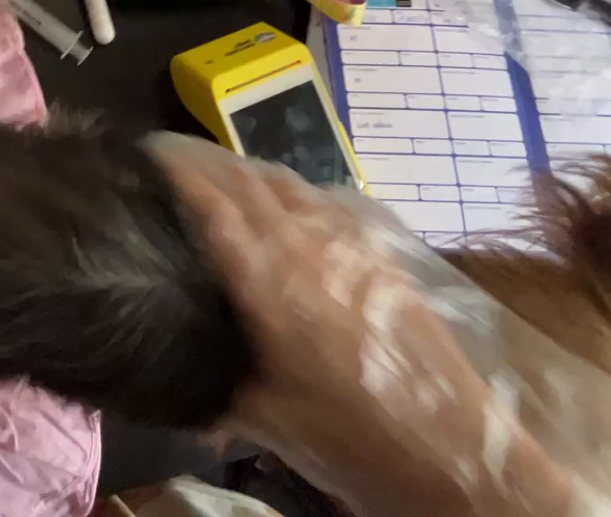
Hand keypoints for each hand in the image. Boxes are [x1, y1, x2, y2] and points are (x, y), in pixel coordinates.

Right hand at [153, 138, 543, 513]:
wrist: (461, 457)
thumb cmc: (350, 441)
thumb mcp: (266, 420)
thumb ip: (213, 389)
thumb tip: (171, 380)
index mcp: (268, 282)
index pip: (213, 206)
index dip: (179, 172)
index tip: (149, 153)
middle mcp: (304, 247)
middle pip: (246, 182)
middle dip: (206, 162)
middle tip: (173, 156)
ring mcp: (347, 244)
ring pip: (286, 182)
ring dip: (247, 170)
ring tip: (220, 171)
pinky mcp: (380, 252)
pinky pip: (325, 199)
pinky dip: (292, 189)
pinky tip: (285, 200)